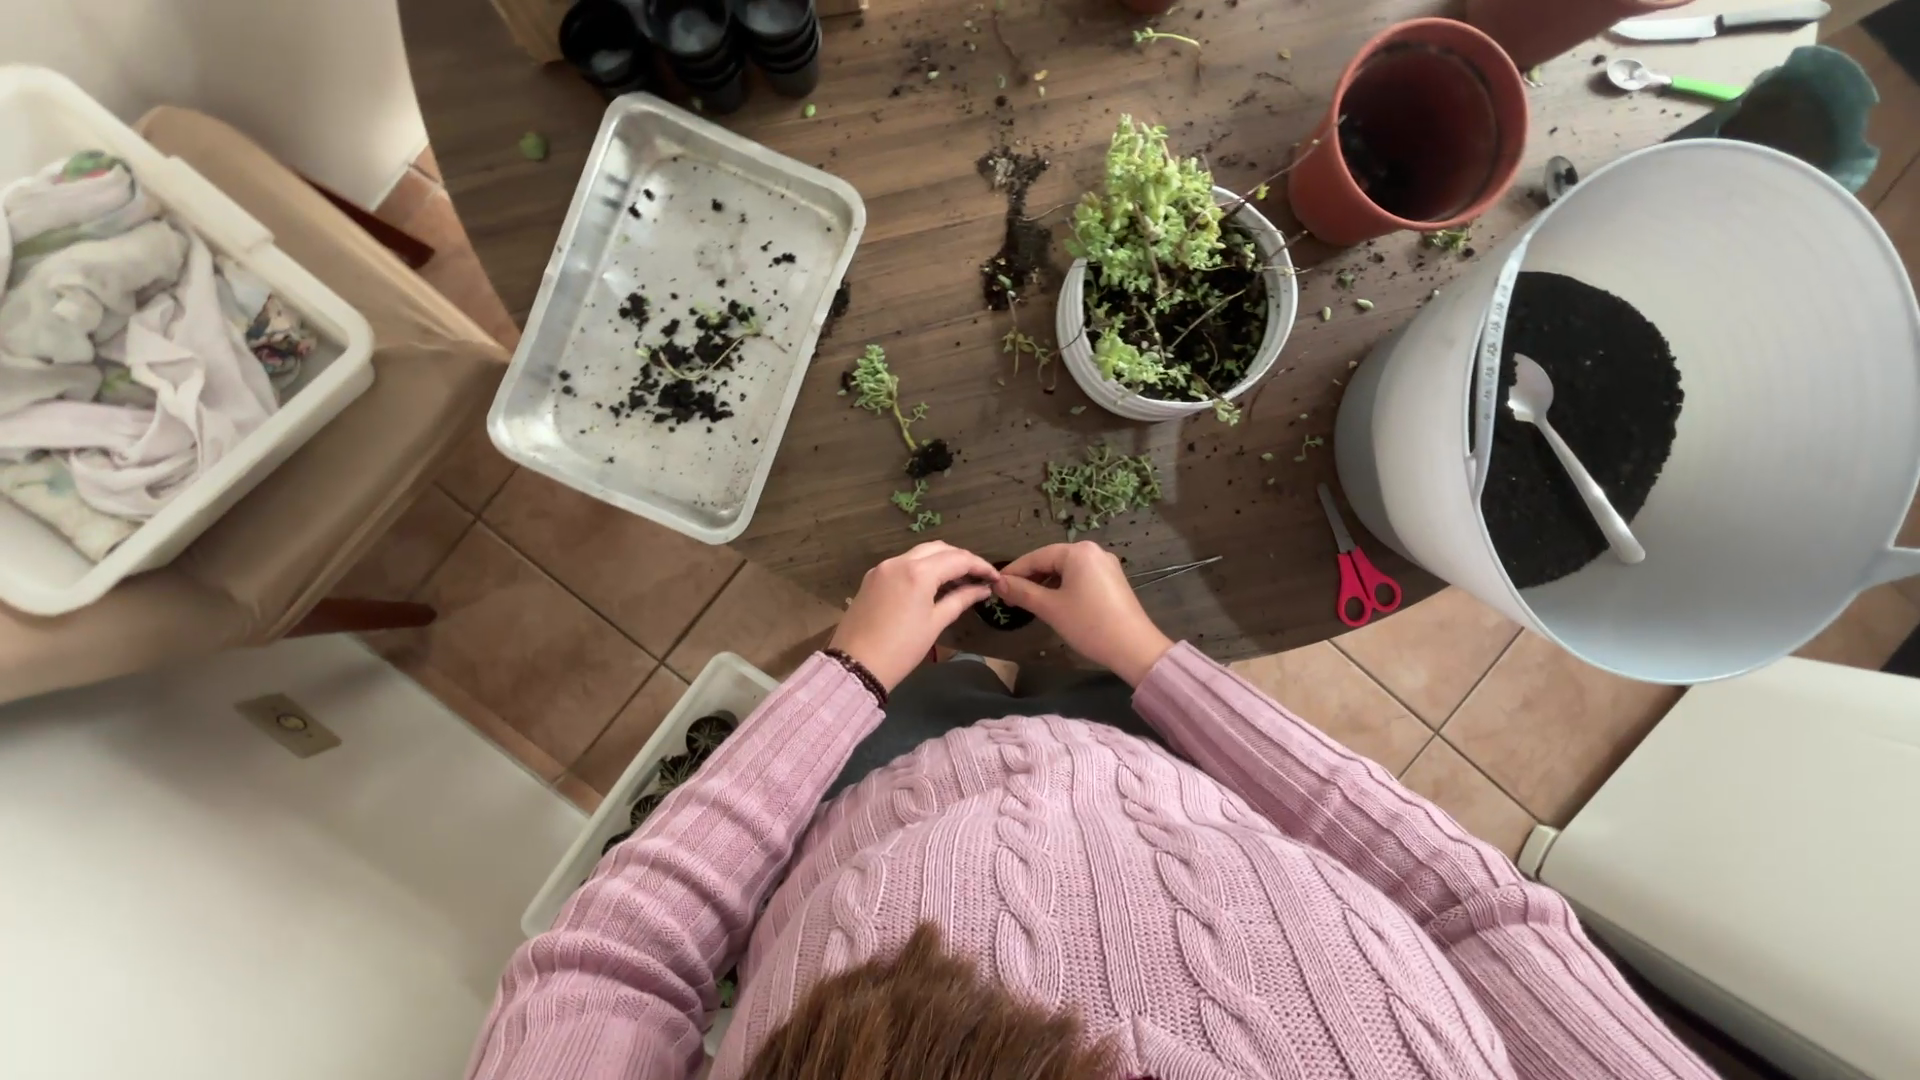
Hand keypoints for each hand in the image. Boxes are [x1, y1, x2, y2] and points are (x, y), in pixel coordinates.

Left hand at [829, 541, 999, 690]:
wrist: (856, 665)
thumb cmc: (902, 649)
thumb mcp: (935, 623)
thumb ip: (961, 600)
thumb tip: (982, 589)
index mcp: (918, 572)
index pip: (958, 559)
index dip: (980, 566)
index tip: (995, 578)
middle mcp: (899, 561)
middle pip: (939, 548)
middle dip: (961, 559)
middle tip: (978, 577)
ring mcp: (883, 567)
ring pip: (919, 553)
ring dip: (941, 561)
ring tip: (958, 581)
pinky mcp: (872, 577)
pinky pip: (903, 563)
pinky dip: (922, 568)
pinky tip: (932, 584)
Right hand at [993, 542, 1173, 685]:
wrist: (1134, 648)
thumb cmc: (1089, 624)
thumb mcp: (1050, 608)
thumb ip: (1022, 592)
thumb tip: (998, 583)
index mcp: (1078, 552)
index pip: (1036, 557)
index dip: (1014, 572)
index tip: (995, 586)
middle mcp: (1093, 551)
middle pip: (1051, 561)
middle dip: (1029, 578)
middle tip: (1009, 598)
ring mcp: (1106, 565)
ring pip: (1065, 570)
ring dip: (1045, 584)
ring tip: (1028, 602)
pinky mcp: (1112, 580)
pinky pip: (1080, 578)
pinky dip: (1063, 588)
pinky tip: (1052, 603)